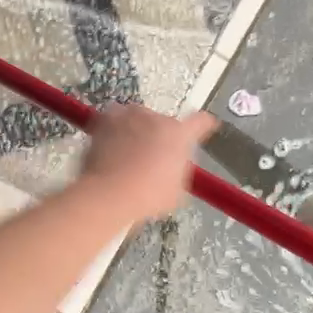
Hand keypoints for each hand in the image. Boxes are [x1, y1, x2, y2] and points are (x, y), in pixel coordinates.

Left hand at [75, 105, 215, 218]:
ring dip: (138, 130)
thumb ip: (180, 171)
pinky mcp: (105, 120)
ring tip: (130, 153)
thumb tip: (175, 167)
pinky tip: (112, 147)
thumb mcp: (176, 191)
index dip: (205, 124)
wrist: (110, 193)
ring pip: (138, 119)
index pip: (200, 122)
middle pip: (164, 122)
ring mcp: (129, 116)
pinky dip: (115, 130)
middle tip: (153, 158)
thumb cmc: (149, 196)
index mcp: (180, 134)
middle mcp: (156, 118)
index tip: (208, 125)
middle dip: (161, 136)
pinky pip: (115, 121)